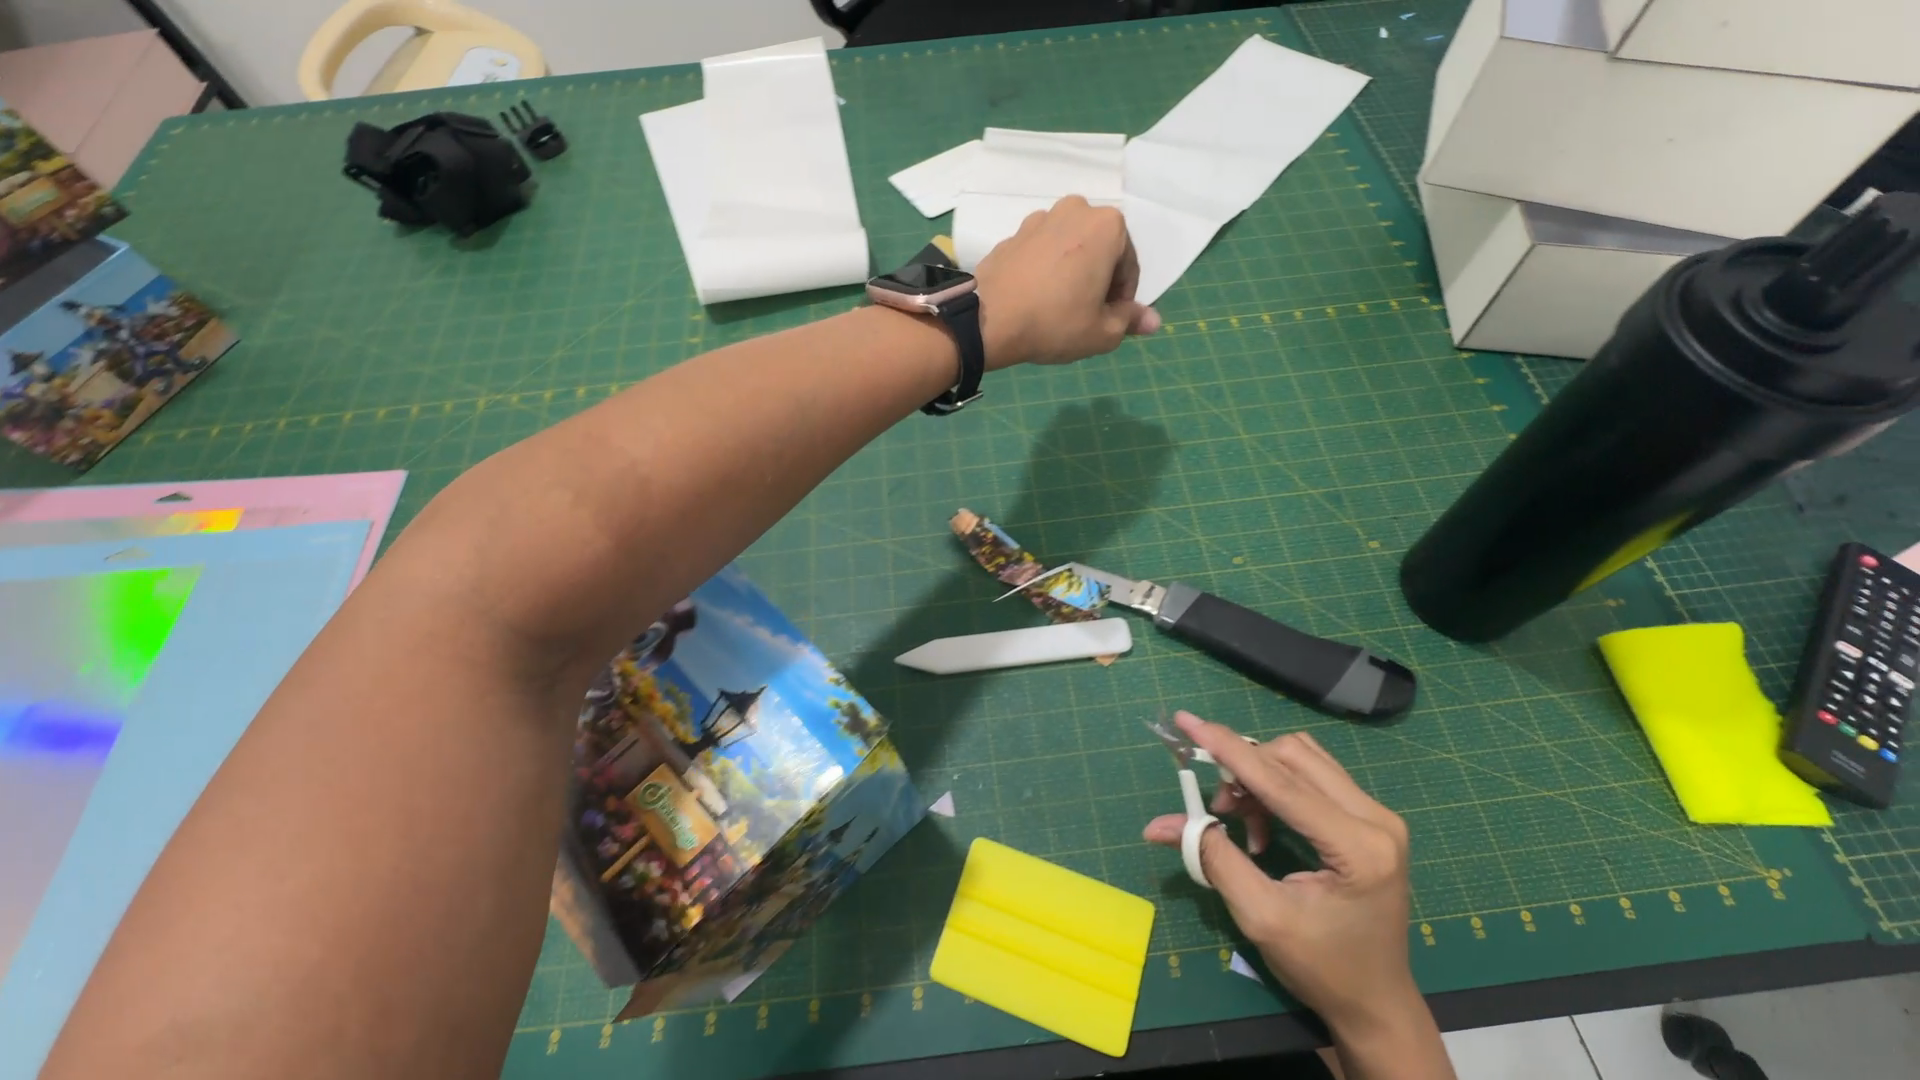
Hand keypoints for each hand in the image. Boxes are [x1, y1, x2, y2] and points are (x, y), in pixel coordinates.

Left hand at [973, 195, 1160, 369]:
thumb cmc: (1055, 323)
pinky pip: (1042, 253)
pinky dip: (1046, 271)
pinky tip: (1036, 300)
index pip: (1129, 266)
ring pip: (1070, 249)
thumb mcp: (1102, 332)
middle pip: (1100, 251)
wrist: (986, 320)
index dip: (1123, 299)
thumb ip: (1130, 320)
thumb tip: (1153, 320)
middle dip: (1098, 280)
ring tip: (1059, 308)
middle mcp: (1075, 210)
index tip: (1108, 321)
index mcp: (1107, 226)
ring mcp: (1040, 218)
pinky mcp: (1013, 234)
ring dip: (1072, 273)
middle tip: (1085, 315)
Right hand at [1143, 711, 1420, 1037]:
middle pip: (1293, 756)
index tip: (1188, 722)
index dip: (1229, 750)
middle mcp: (1376, 819)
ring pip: (1303, 759)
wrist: (1375, 1001)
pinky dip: (1277, 786)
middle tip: (1217, 810)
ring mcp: (1378, 816)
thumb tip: (1161, 825)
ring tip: (1238, 819)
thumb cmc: (1321, 967)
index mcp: (1358, 847)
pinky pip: (1314, 775)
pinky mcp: (1371, 819)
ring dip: (1259, 776)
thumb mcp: (1260, 917)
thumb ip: (1213, 859)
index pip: (1282, 782)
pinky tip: (1262, 823)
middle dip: (1243, 770)